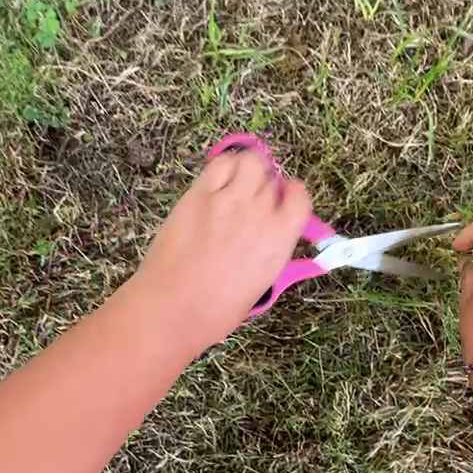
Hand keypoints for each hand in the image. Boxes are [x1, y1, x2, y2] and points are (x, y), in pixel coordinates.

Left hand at [121, 149, 311, 353]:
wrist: (173, 307)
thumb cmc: (217, 311)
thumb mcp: (259, 287)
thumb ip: (269, 254)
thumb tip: (269, 239)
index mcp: (280, 240)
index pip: (300, 198)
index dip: (290, 197)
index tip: (281, 203)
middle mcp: (259, 212)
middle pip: (273, 179)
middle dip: (267, 187)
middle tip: (252, 201)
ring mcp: (228, 198)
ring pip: (251, 161)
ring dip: (249, 169)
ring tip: (237, 185)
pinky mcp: (199, 193)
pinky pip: (220, 164)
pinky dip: (225, 167)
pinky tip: (218, 182)